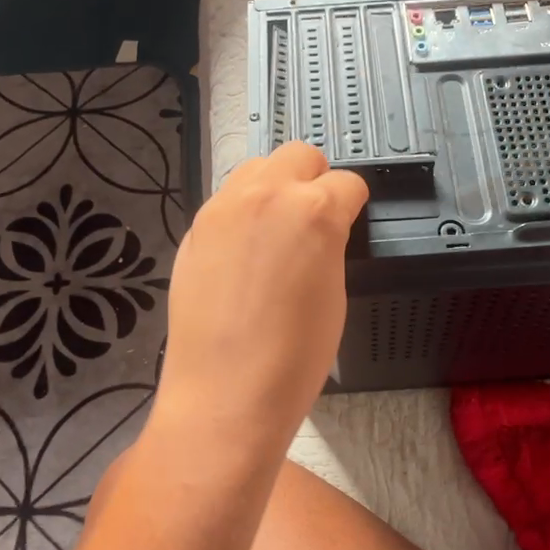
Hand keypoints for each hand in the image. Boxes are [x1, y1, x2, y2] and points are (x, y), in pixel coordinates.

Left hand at [154, 142, 367, 443]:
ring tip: (277, 232)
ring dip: (275, 187)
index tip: (349, 223)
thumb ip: (329, 243)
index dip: (353, 204)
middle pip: (298, 155)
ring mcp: (224, 207)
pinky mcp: (196, 226)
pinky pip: (228, 198)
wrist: (225, 394)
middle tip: (314, 220)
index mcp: (314, 210)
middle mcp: (267, 194)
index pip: (346, 182)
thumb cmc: (294, 357)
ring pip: (257, 167)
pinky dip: (243, 210)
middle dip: (313, 180)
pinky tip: (245, 252)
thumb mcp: (334, 292)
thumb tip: (321, 230)